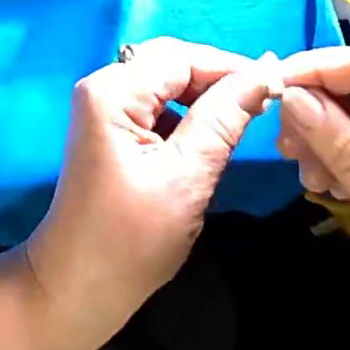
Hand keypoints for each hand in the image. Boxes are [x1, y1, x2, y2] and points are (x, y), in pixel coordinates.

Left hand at [23, 38, 273, 343]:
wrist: (74, 291)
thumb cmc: (130, 241)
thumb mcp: (187, 177)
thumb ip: (224, 119)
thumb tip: (265, 74)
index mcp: (114, 93)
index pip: (182, 58)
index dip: (230, 67)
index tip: (275, 84)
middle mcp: (104, 86)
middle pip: (173, 62)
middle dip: (218, 78)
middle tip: (263, 99)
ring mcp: (105, 105)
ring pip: (168, 79)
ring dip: (205, 93)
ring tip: (244, 113)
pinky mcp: (111, 125)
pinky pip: (158, 100)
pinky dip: (188, 109)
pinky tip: (212, 128)